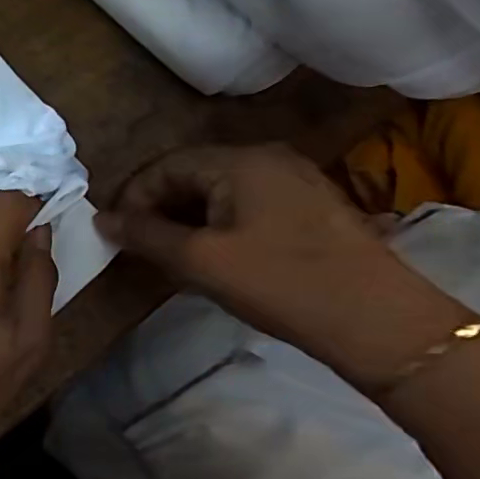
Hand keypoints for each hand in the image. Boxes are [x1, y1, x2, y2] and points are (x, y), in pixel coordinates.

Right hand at [94, 145, 467, 387]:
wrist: (378, 321)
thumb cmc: (279, 282)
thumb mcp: (200, 261)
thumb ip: (146, 235)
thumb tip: (102, 219)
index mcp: (239, 160)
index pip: (166, 165)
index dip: (134, 197)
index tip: (116, 233)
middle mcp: (268, 157)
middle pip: (194, 173)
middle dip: (161, 208)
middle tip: (141, 247)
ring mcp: (296, 179)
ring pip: (222, 190)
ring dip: (190, 218)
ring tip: (174, 255)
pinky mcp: (313, 206)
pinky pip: (249, 203)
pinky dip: (222, 223)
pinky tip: (217, 255)